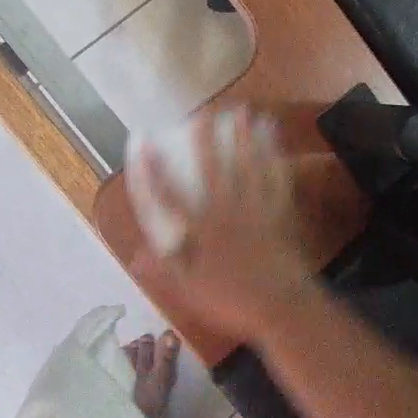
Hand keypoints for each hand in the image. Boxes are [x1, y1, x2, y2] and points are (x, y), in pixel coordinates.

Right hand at [128, 107, 318, 341]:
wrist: (282, 306)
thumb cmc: (233, 301)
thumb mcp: (190, 292)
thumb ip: (164, 269)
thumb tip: (135, 254)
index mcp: (201, 230)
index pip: (169, 195)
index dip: (152, 168)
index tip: (143, 141)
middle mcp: (226, 211)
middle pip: (213, 168)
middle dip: (206, 138)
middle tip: (203, 112)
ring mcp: (256, 208)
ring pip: (248, 165)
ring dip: (244, 137)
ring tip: (243, 111)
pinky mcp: (281, 211)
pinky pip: (276, 177)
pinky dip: (274, 155)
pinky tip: (275, 138)